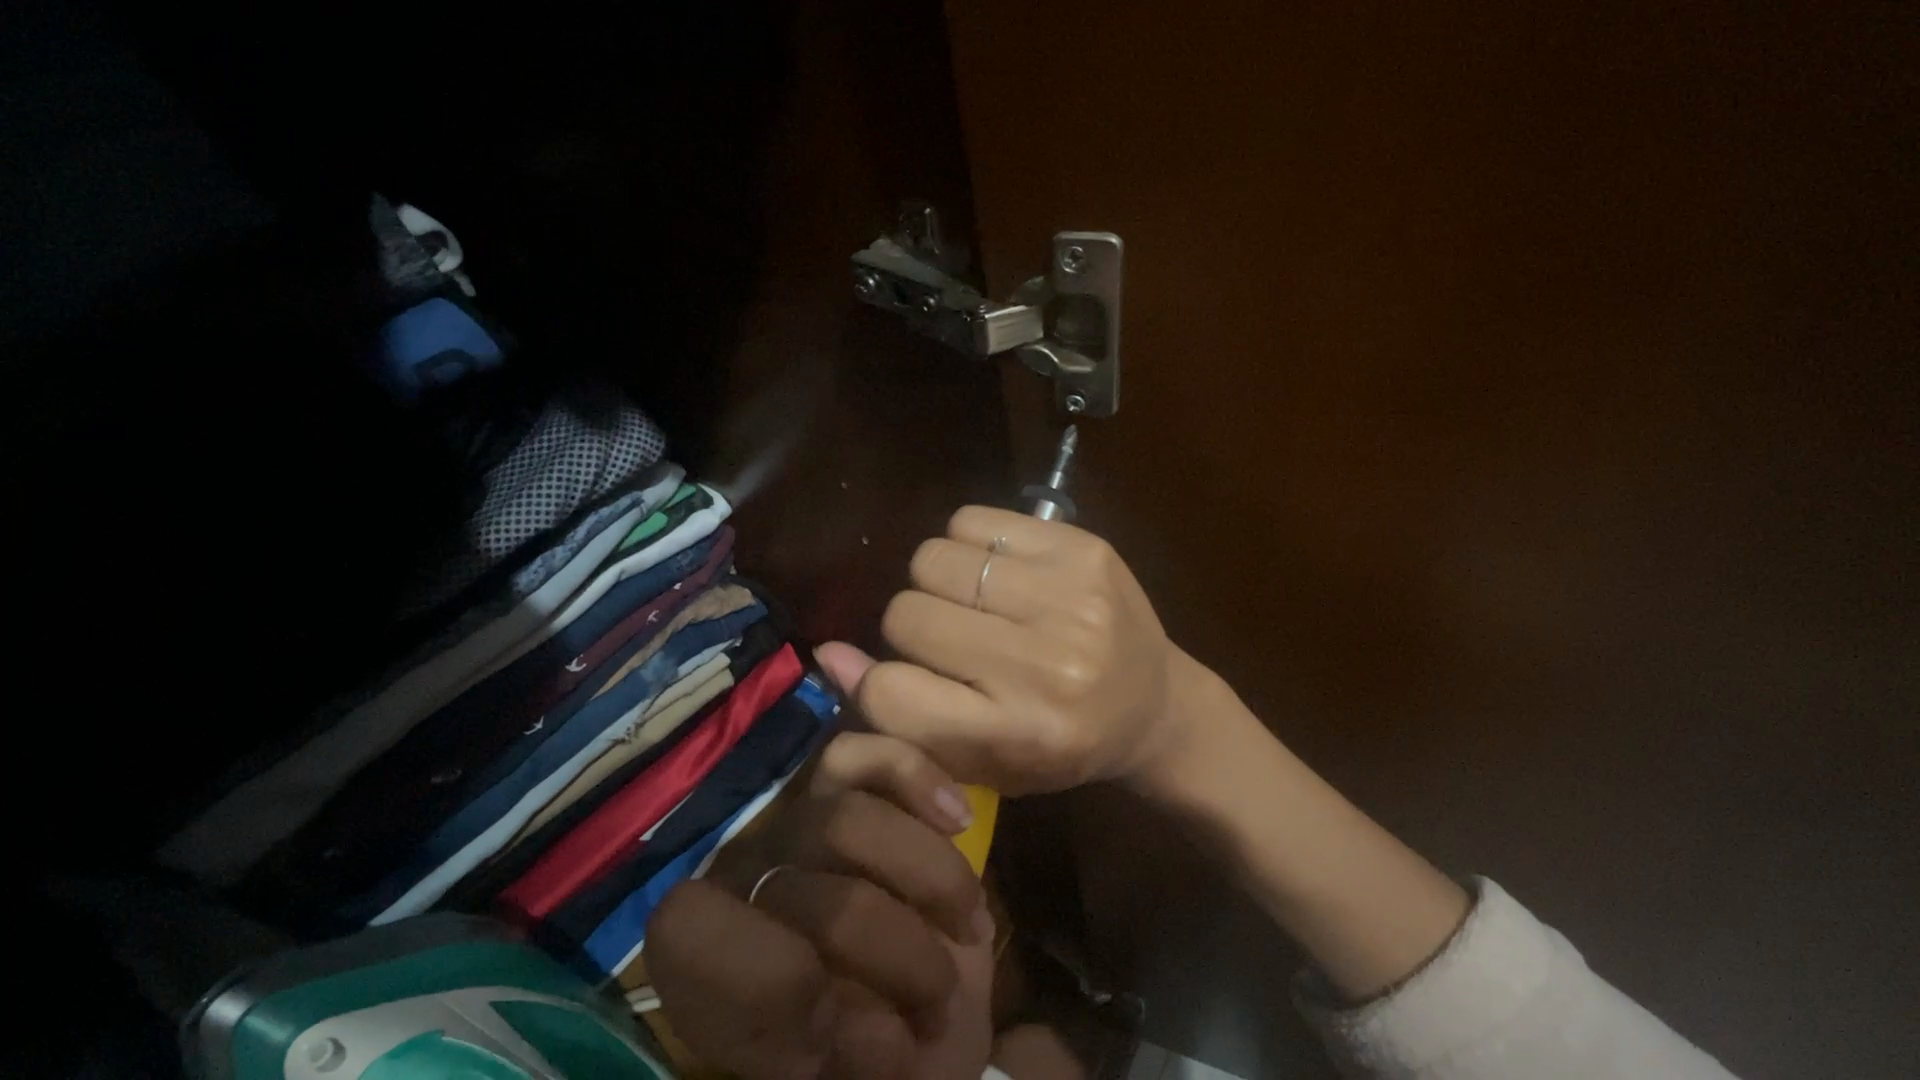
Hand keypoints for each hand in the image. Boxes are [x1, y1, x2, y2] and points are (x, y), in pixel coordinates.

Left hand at [647, 733, 994, 1079]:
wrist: (901, 1007)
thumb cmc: (859, 1050)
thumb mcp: (841, 1072)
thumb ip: (852, 1060)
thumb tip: (888, 1038)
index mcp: (700, 965)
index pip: (693, 939)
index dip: (783, 991)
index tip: (857, 1044)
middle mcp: (730, 882)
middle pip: (814, 896)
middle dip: (902, 960)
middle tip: (938, 1011)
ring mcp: (785, 822)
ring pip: (847, 820)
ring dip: (931, 884)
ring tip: (969, 931)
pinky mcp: (840, 784)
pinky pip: (865, 755)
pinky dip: (920, 781)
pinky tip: (958, 818)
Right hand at [816, 506, 1182, 794]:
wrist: (1154, 704)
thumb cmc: (1059, 745)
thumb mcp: (980, 761)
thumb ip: (902, 715)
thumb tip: (829, 652)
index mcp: (1017, 735)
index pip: (892, 692)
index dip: (880, 682)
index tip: (906, 679)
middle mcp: (1045, 668)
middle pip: (907, 616)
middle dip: (913, 630)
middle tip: (951, 643)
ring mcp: (1070, 600)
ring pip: (933, 561)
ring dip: (938, 583)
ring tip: (974, 604)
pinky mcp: (1083, 548)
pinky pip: (972, 519)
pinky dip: (968, 544)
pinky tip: (998, 572)